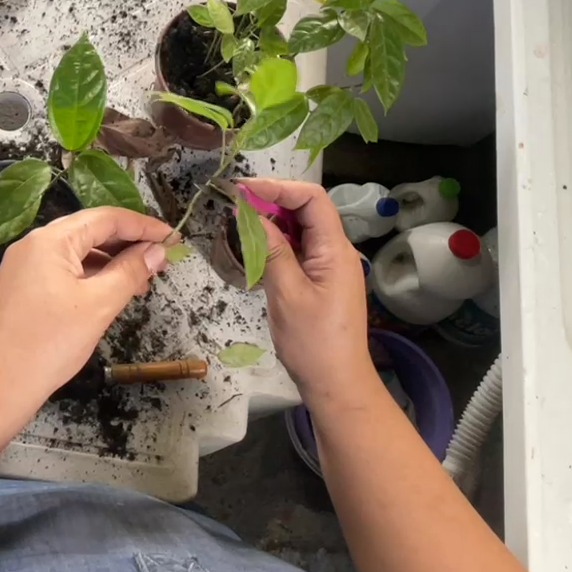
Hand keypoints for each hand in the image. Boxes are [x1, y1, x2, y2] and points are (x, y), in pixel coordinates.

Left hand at [0, 206, 174, 412]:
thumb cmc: (47, 344)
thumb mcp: (98, 306)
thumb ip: (130, 272)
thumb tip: (156, 250)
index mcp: (51, 240)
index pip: (106, 218)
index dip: (143, 225)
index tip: (172, 237)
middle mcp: (34, 244)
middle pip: (90, 231)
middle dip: (128, 243)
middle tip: (160, 261)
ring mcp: (24, 266)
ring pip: (77, 252)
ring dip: (111, 262)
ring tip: (140, 283)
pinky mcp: (21, 288)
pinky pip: (63, 270)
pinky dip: (90, 277)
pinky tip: (109, 294)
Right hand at [238, 177, 373, 404]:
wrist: (337, 384)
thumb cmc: (313, 342)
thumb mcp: (286, 293)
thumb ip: (271, 250)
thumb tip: (250, 214)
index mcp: (335, 249)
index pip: (312, 199)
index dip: (278, 187)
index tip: (243, 189)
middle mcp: (337, 251)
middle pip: (306, 209)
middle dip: (271, 200)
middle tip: (234, 204)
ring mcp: (329, 265)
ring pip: (300, 229)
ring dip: (271, 221)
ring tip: (239, 224)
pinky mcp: (320, 279)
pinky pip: (298, 249)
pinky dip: (276, 243)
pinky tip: (254, 249)